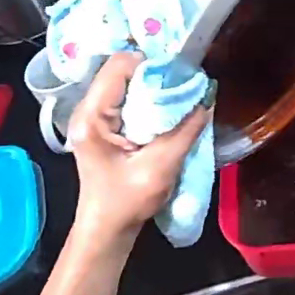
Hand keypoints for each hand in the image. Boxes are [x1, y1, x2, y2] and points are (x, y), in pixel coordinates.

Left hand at [67, 52, 209, 250]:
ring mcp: (92, 114)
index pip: (119, 66)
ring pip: (124, 79)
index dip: (150, 64)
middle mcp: (86, 108)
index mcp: (92, 117)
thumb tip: (207, 96)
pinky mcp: (102, 120)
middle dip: (153, 71)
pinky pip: (125, 93)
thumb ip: (185, 130)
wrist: (107, 230)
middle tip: (181, 82)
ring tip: (176, 92)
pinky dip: (146, 94)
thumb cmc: (126, 203)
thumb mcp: (161, 167)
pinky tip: (163, 105)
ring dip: (151, 83)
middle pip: (120, 68)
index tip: (177, 75)